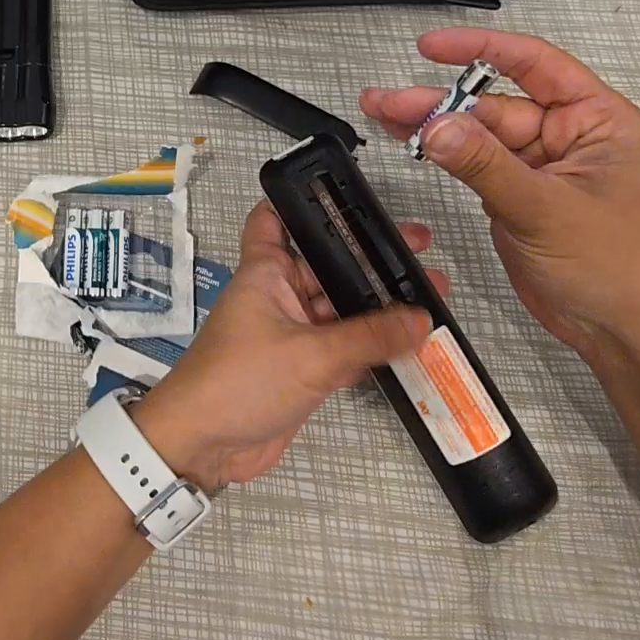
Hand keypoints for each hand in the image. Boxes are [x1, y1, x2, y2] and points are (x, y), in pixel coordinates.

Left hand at [129, 203, 439, 490]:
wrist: (204, 444)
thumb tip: (422, 317)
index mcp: (265, 272)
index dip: (302, 202)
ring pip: (342, 310)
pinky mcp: (303, 369)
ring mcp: (293, 334)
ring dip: (381, 307)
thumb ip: (369, 336)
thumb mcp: (309, 354)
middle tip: (423, 252)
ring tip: (435, 296)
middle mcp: (279, 296)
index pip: (274, 220)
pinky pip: (345, 349)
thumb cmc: (240, 381)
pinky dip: (374, 348)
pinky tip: (414, 344)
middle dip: (372, 260)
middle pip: (329, 267)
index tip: (348, 196)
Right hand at [360, 28, 639, 363]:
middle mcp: (566, 136)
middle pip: (492, 104)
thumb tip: (435, 127)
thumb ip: (486, 166)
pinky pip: (473, 165)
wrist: (625, 332)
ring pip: (477, 135)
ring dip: (431, 126)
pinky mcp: (516, 196)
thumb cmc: (617, 267)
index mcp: (595, 121)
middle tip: (386, 101)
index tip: (430, 48)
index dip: (481, 49)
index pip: (534, 65)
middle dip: (438, 100)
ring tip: (381, 114)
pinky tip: (410, 143)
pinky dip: (441, 155)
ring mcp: (538, 168)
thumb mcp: (547, 208)